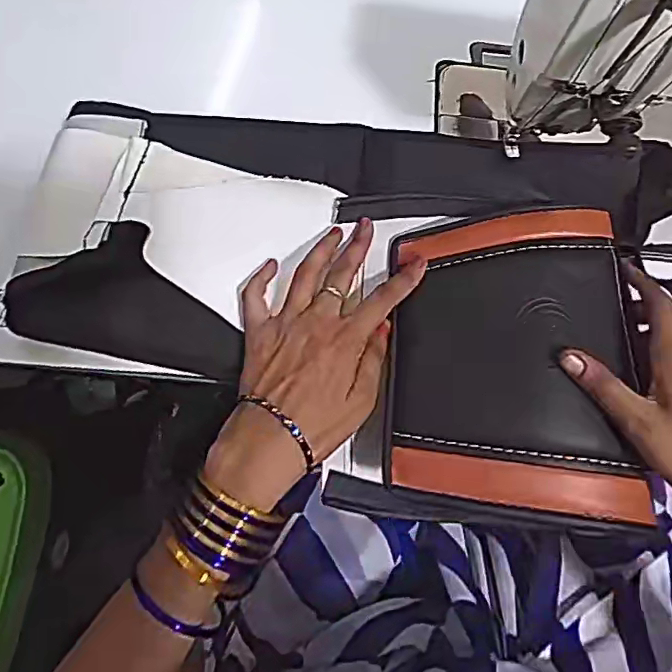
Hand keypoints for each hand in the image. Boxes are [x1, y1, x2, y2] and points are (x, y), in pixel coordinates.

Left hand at [201, 220, 426, 509]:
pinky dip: (262, 278)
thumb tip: (382, 333)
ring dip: (321, 249)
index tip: (415, 263)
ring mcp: (287, 324)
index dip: (404, 278)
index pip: (383, 298)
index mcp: (345, 340)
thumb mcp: (361, 401)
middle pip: (342, 272)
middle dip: (359, 246)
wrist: (269, 441)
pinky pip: (256, 296)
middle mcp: (317, 324)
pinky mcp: (260, 332)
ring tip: (332, 234)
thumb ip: (374, 361)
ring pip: (306, 273)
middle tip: (365, 230)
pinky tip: (270, 265)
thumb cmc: (312, 426)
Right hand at [562, 264, 671, 582]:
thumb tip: (573, 358)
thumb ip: (603, 385)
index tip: (625, 268)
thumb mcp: (637, 420)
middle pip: (668, 316)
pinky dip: (656, 351)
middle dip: (640, 301)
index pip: (660, 300)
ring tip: (622, 328)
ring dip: (648, 326)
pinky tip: (640, 372)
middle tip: (616, 296)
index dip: (641, 279)